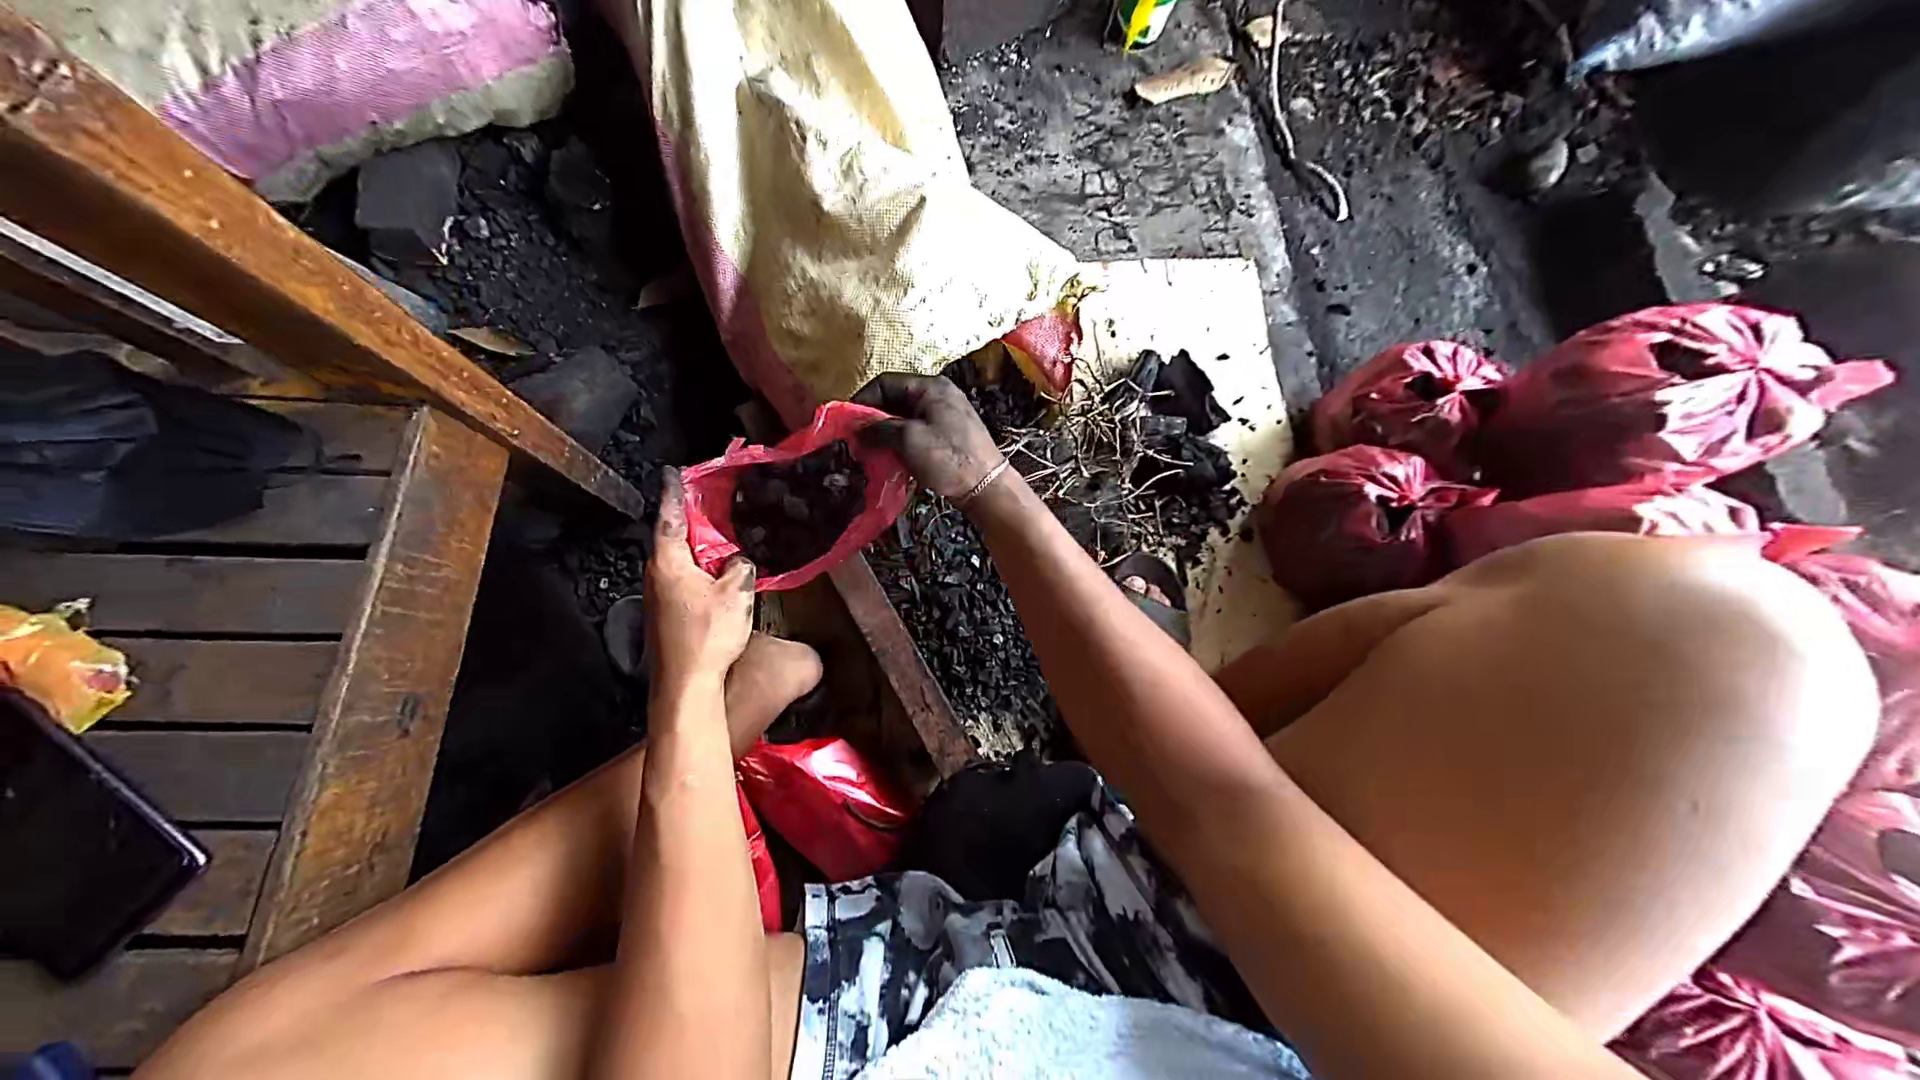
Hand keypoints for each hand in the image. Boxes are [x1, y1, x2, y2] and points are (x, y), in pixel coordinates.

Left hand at [646, 468, 755, 687]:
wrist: (687, 685)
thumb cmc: (708, 636)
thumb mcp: (737, 593)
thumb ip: (740, 567)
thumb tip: (738, 561)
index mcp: (669, 563)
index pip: (669, 517)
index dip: (675, 493)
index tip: (673, 473)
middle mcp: (656, 576)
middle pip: (673, 538)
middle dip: (691, 521)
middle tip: (710, 504)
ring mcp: (658, 597)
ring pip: (679, 562)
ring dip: (698, 550)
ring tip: (721, 540)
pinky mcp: (666, 615)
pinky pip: (683, 581)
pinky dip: (699, 572)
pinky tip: (718, 578)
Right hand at [853, 373, 1004, 501]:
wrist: (987, 486)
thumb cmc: (948, 458)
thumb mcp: (908, 440)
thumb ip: (879, 428)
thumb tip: (857, 429)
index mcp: (930, 387)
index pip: (885, 382)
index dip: (862, 400)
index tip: (847, 422)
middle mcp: (939, 394)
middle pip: (895, 399)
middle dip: (873, 419)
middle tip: (857, 440)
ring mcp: (946, 415)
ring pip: (905, 417)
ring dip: (886, 433)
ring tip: (871, 451)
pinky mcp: (949, 435)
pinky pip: (917, 431)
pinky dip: (901, 442)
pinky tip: (892, 458)